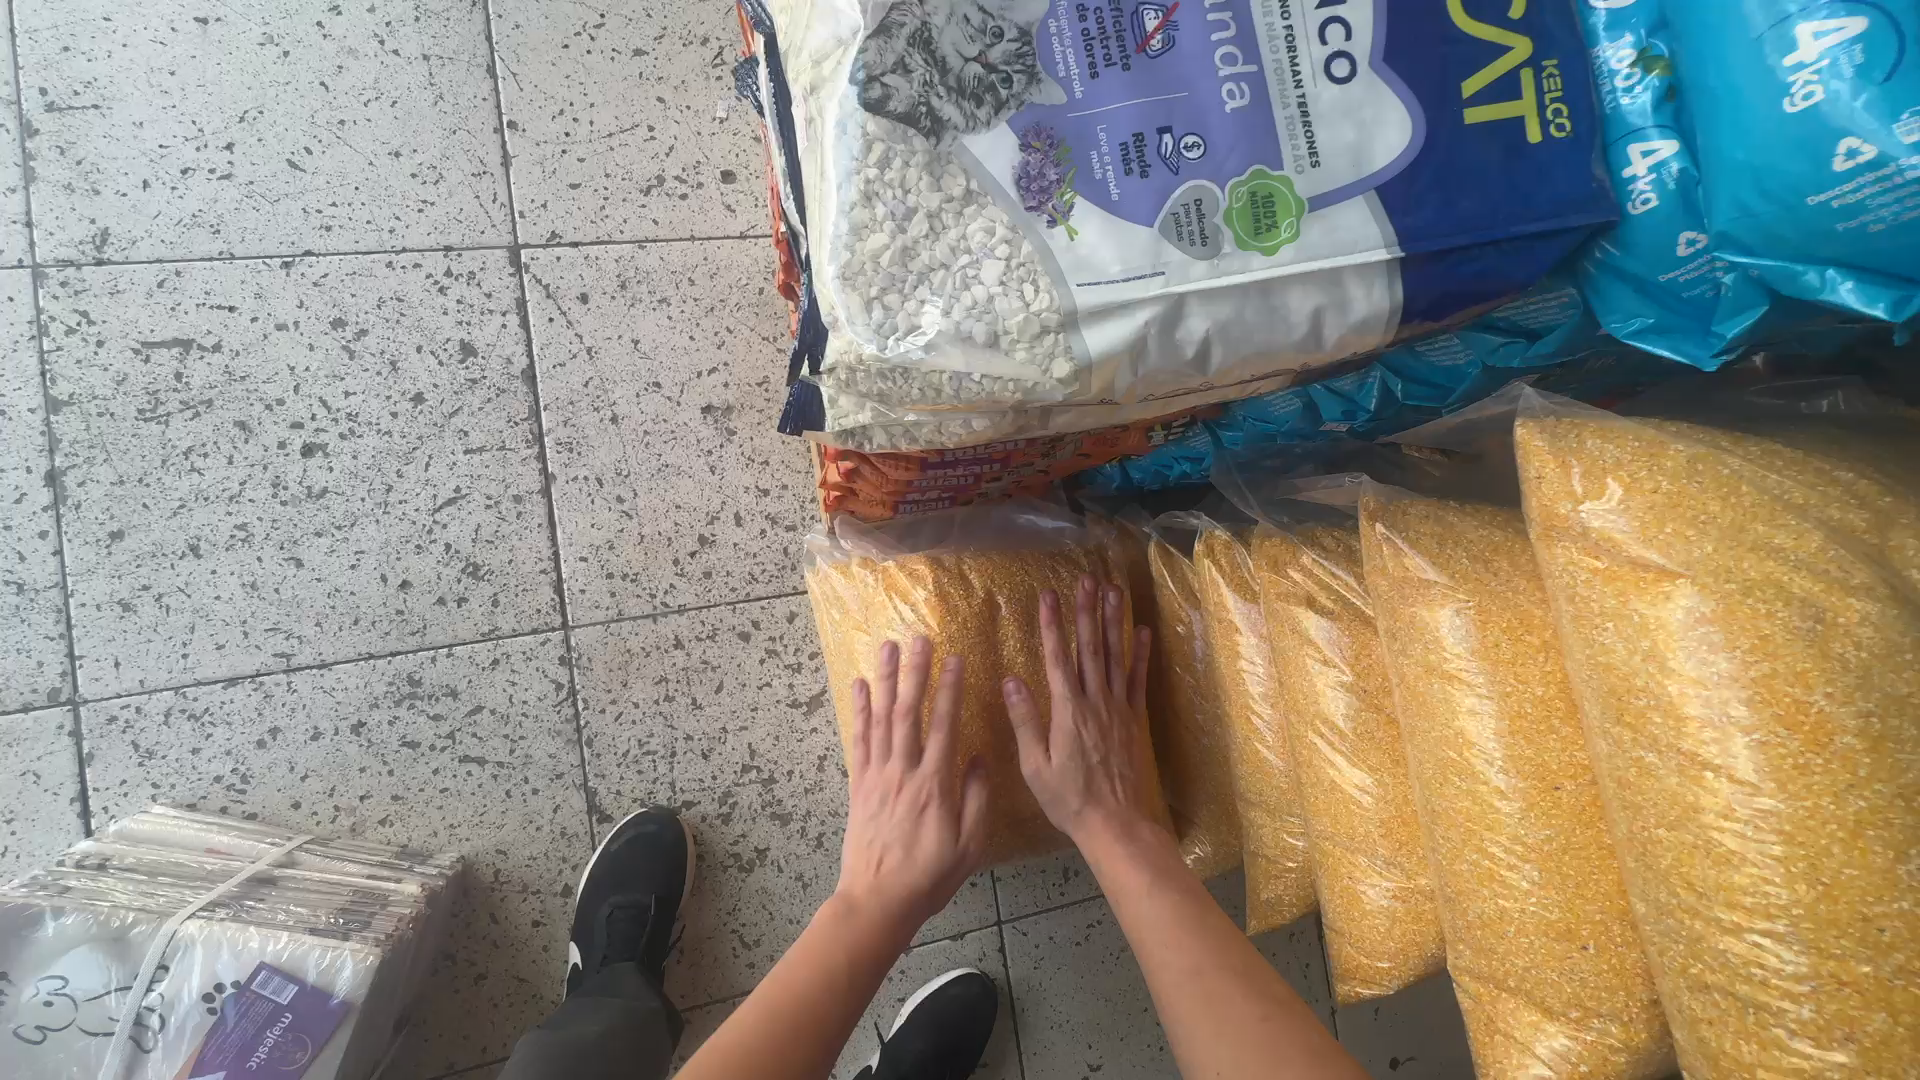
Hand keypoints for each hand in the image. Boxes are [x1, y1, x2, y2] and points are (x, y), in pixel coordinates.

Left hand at [835, 637, 989, 944]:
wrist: (877, 902)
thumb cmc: (929, 877)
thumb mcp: (969, 846)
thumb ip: (977, 800)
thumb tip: (980, 757)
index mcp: (934, 784)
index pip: (944, 725)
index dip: (949, 689)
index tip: (954, 658)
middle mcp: (903, 771)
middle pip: (908, 712)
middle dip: (914, 672)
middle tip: (918, 638)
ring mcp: (877, 775)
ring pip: (881, 718)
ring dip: (885, 680)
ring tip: (887, 647)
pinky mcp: (859, 784)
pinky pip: (858, 740)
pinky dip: (859, 711)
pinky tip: (859, 685)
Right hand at [1002, 575, 1162, 849]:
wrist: (1117, 824)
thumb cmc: (1069, 799)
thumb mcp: (1035, 766)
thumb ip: (1025, 720)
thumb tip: (1011, 680)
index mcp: (1067, 711)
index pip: (1057, 658)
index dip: (1052, 625)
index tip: (1048, 596)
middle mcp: (1095, 701)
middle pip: (1090, 648)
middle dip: (1086, 611)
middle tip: (1087, 580)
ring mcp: (1118, 708)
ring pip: (1115, 656)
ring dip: (1113, 622)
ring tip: (1112, 591)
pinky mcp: (1135, 719)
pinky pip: (1138, 680)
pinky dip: (1141, 654)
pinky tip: (1143, 631)